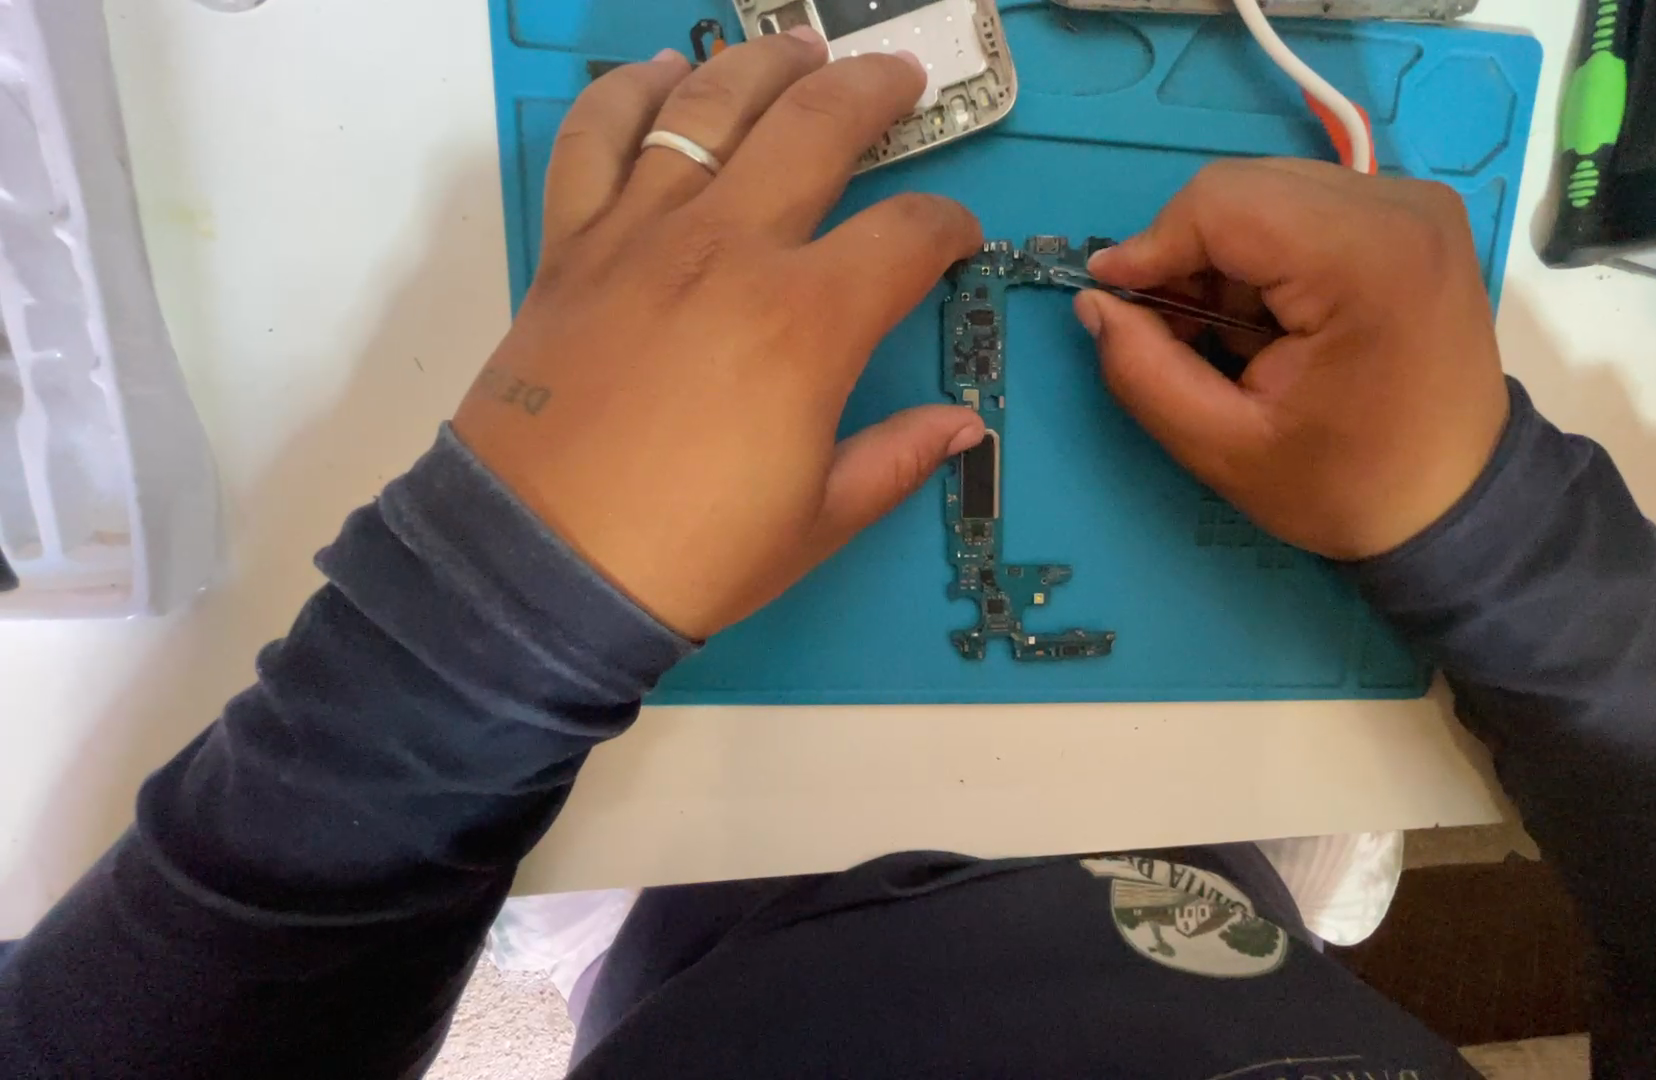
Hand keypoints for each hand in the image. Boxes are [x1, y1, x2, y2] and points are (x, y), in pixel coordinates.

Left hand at [453, 32, 984, 640]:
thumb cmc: (699, 552)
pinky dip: (628, 94)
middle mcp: (729, 251)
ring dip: (767, 65)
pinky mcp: (571, 250)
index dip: (948, 227)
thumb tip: (965, 426)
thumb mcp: (822, 517)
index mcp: (807, 323)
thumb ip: (900, 456)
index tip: (959, 237)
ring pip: (709, 108)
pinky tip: (662, 72)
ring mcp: (641, 238)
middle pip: (815, 131)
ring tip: (803, 46)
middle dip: (873, 95)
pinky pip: (595, 140)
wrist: (545, 569)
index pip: (905, 238)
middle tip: (901, 79)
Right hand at [1075, 159, 1508, 560]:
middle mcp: (1398, 206)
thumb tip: (1095, 302)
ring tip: (1220, 340)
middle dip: (1184, 259)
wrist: (1451, 501)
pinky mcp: (1408, 221)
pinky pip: (1297, 213)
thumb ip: (1142, 373)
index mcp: (1365, 259)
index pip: (1222, 204)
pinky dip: (1256, 264)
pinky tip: (1261, 325)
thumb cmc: (1342, 486)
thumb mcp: (1223, 449)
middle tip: (1167, 334)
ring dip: (1218, 264)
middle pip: (1241, 192)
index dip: (1149, 246)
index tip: (1108, 296)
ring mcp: (1411, 207)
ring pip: (1264, 198)